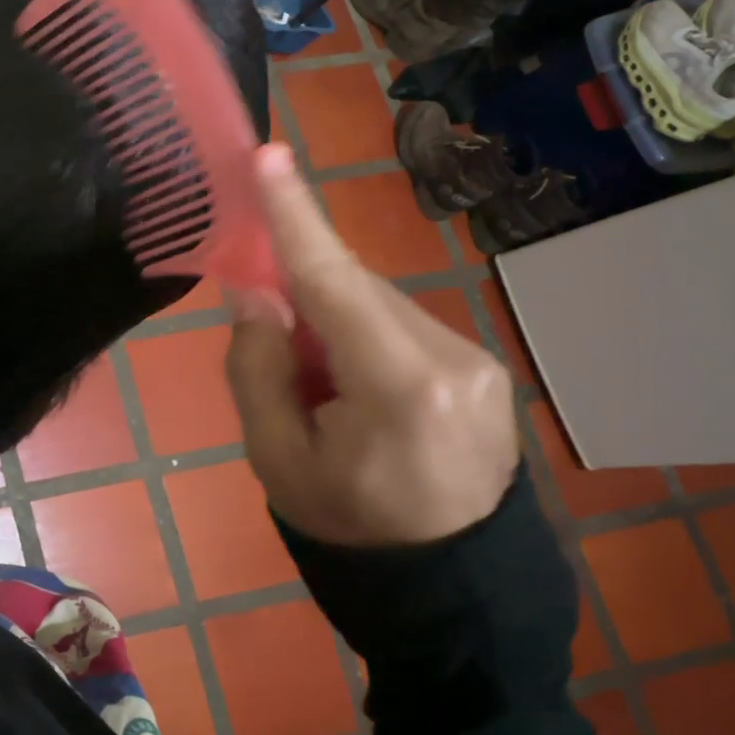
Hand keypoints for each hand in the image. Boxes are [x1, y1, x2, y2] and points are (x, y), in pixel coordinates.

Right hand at [225, 145, 517, 546]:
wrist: (441, 578)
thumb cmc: (341, 522)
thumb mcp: (274, 455)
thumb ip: (257, 366)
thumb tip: (254, 292)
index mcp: (396, 387)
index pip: (333, 282)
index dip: (293, 218)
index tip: (267, 156)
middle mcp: (449, 357)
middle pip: (351, 290)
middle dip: (298, 296)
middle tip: (261, 336)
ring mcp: (475, 360)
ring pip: (373, 306)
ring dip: (326, 324)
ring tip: (312, 391)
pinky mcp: (479, 367)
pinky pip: (397, 326)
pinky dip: (355, 338)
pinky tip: (347, 391)